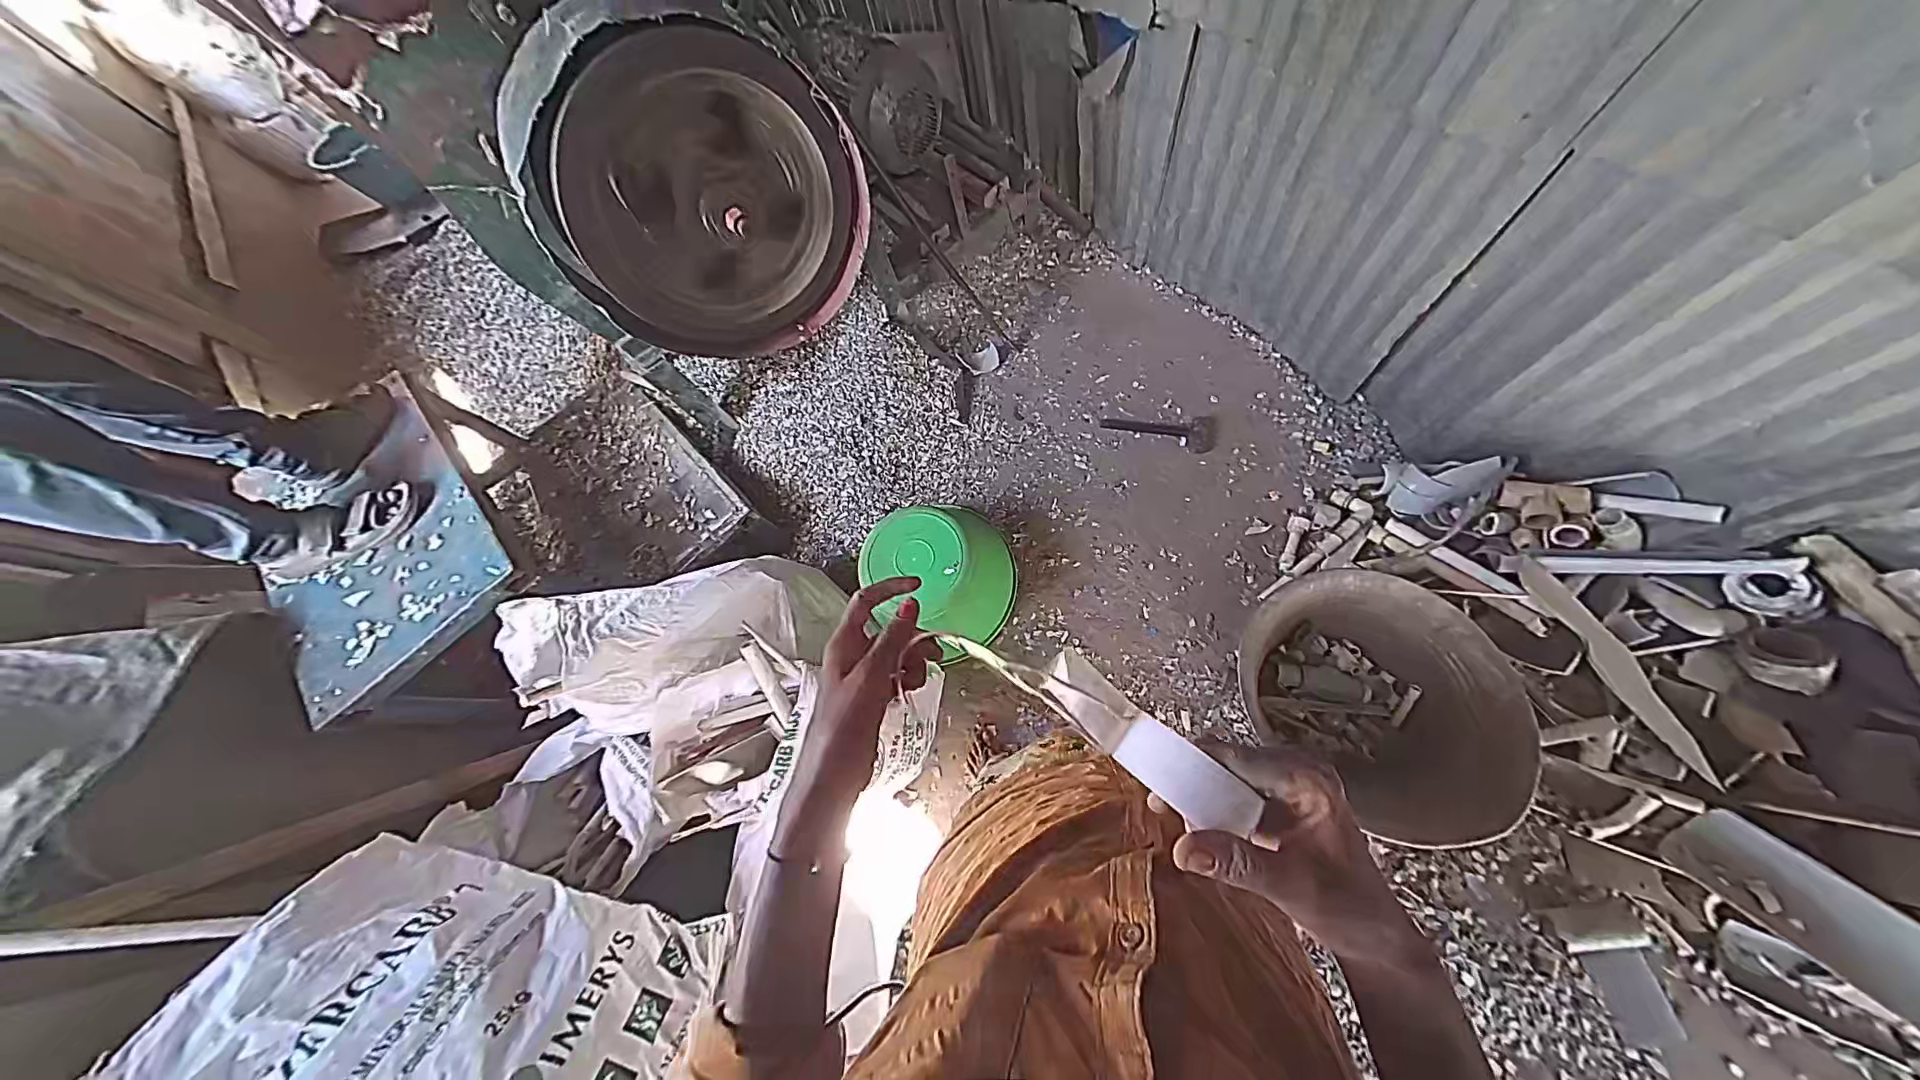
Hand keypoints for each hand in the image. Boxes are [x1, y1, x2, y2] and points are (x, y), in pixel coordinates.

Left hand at [774, 578, 939, 851]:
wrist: (833, 779)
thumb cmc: (843, 730)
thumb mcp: (872, 679)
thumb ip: (892, 641)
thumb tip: (911, 605)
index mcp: (844, 644)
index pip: (866, 601)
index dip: (891, 588)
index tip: (919, 586)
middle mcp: (852, 655)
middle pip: (889, 628)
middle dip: (912, 637)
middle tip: (930, 655)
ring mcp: (863, 676)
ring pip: (897, 652)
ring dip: (913, 660)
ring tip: (915, 682)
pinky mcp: (872, 695)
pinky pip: (897, 674)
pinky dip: (908, 677)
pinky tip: (908, 691)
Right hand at [1170, 741, 1424, 966]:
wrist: (1374, 935)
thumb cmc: (1352, 910)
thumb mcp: (1291, 887)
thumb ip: (1238, 864)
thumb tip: (1186, 848)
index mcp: (1308, 779)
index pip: (1235, 756)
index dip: (1193, 765)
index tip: (1161, 782)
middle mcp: (1296, 772)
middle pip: (1226, 761)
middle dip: (1192, 782)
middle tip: (1165, 805)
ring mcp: (1285, 785)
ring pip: (1225, 775)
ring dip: (1199, 795)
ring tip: (1181, 819)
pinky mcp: (1274, 801)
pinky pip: (1231, 791)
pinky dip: (1211, 807)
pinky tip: (1203, 829)